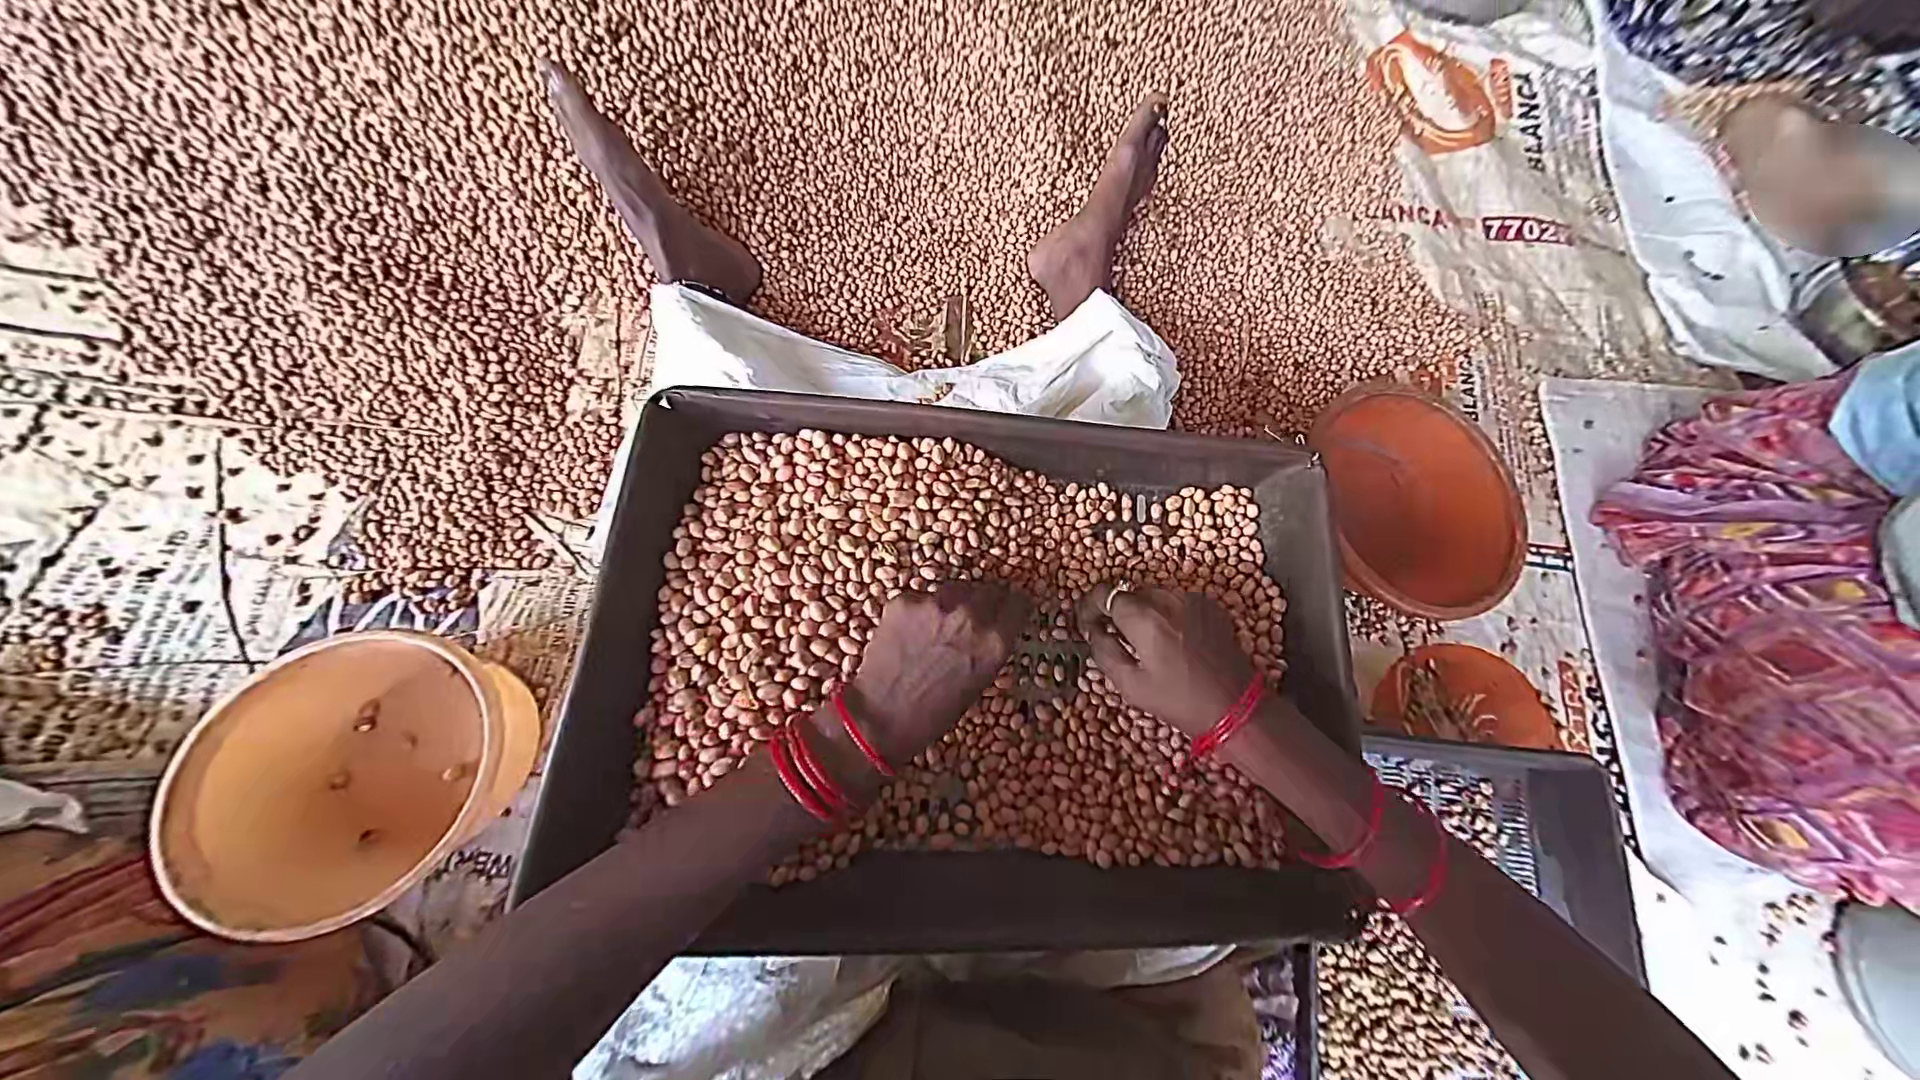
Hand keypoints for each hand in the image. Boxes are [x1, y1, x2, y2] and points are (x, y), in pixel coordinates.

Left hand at [846, 580, 1029, 762]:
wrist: (881, 716)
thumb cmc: (933, 712)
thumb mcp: (978, 682)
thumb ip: (990, 648)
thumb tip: (993, 626)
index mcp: (994, 642)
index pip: (1018, 604)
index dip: (1014, 606)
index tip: (1009, 608)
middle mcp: (970, 617)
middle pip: (989, 590)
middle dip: (985, 602)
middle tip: (974, 617)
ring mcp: (935, 605)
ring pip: (955, 589)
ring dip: (954, 603)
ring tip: (939, 627)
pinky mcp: (905, 601)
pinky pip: (922, 598)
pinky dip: (921, 611)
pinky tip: (911, 633)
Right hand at [1076, 584, 1253, 736]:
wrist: (1237, 707)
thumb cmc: (1180, 701)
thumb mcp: (1131, 685)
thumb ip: (1104, 651)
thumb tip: (1093, 631)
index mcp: (1145, 619)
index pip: (1104, 594)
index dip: (1089, 606)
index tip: (1087, 623)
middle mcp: (1168, 600)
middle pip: (1128, 592)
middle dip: (1115, 610)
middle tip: (1110, 634)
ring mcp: (1192, 600)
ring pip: (1152, 594)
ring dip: (1140, 610)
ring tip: (1140, 640)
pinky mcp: (1209, 606)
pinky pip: (1176, 601)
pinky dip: (1165, 613)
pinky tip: (1169, 640)